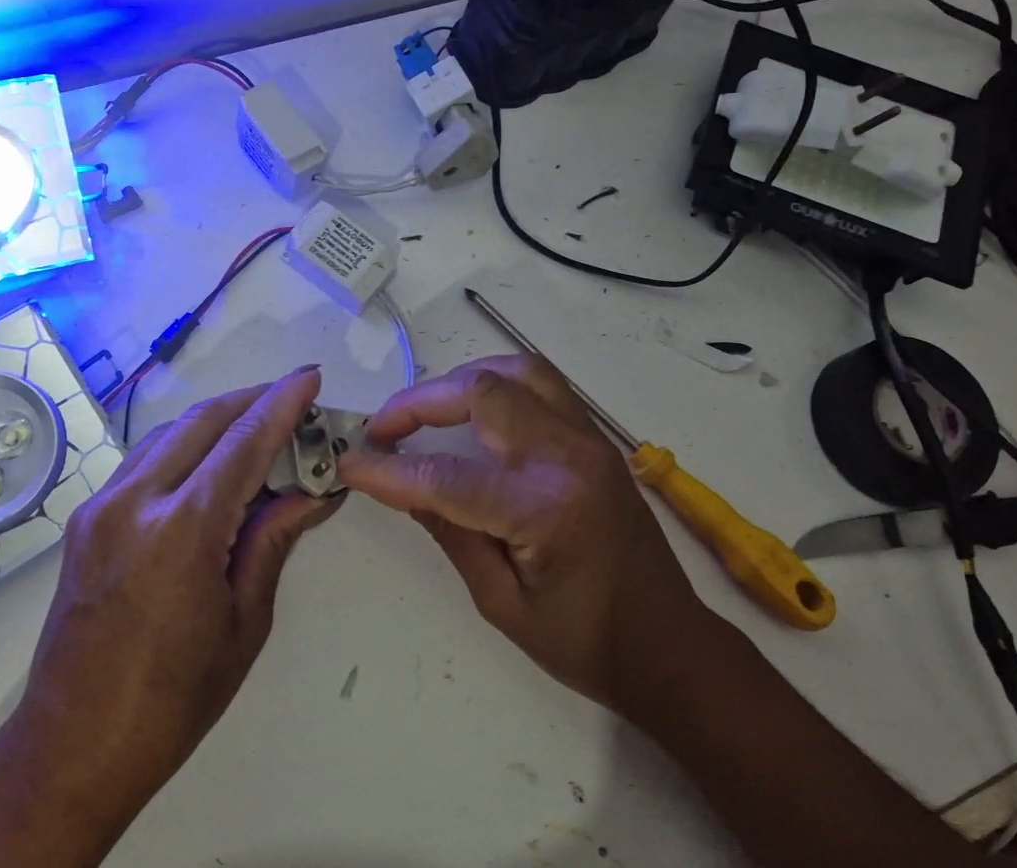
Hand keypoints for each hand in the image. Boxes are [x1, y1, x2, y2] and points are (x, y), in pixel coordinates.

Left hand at [0, 369, 335, 867]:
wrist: (74, 744)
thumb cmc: (174, 699)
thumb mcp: (243, 621)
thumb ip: (274, 541)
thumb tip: (314, 492)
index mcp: (183, 530)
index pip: (244, 442)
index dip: (283, 404)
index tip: (312, 377)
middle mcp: (135, 501)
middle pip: (201, 421)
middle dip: (251, 401)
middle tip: (294, 402)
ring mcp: (101, 507)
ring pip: (167, 434)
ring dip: (215, 421)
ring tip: (258, 430)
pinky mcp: (84, 522)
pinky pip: (142, 462)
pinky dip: (182, 448)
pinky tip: (209, 466)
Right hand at [336, 355, 719, 712]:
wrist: (668, 645)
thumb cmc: (583, 640)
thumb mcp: (500, 602)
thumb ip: (448, 533)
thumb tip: (402, 487)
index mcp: (544, 507)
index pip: (446, 474)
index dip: (388, 470)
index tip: (349, 464)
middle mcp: (569, 457)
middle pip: (482, 393)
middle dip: (419, 403)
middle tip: (385, 430)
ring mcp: (590, 441)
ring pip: (518, 372)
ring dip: (463, 380)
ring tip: (426, 409)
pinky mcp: (598, 441)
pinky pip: (544, 386)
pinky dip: (499, 384)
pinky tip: (473, 410)